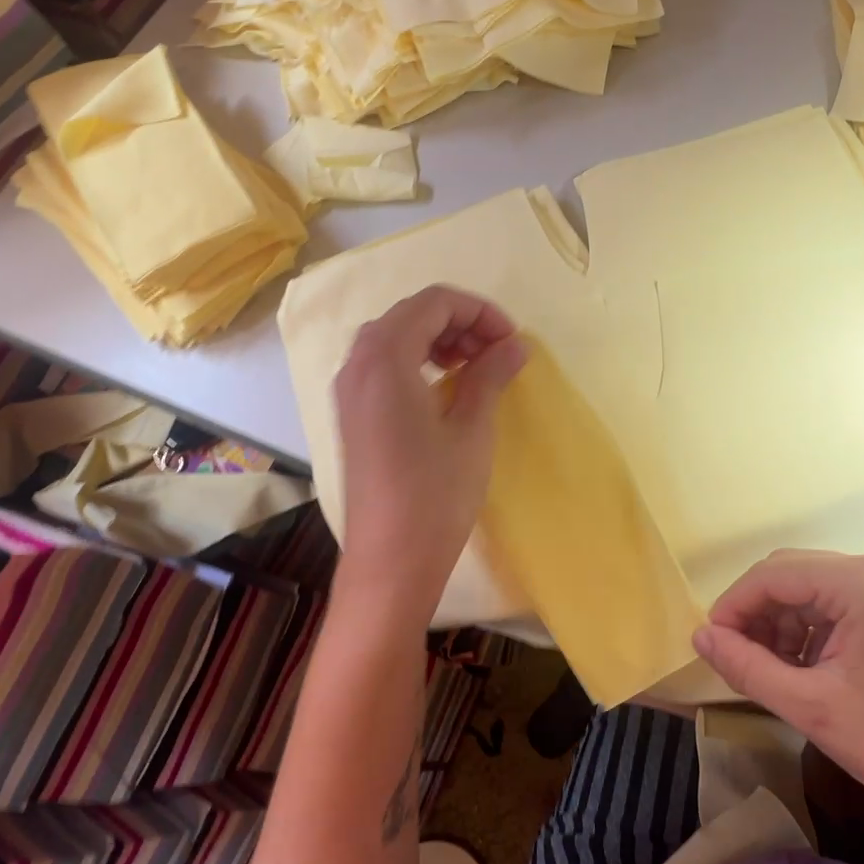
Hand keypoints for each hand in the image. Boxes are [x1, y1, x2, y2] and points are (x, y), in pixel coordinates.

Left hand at [334, 286, 526, 618]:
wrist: (391, 560)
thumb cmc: (436, 494)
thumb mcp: (472, 429)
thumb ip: (490, 376)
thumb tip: (514, 345)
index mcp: (385, 359)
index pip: (433, 303)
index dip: (478, 311)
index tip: (511, 339)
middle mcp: (357, 364)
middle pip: (410, 315)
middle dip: (459, 323)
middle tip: (497, 352)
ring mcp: (349, 391)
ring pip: (394, 338)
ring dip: (438, 340)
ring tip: (474, 368)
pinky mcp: (352, 415)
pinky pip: (383, 366)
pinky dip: (417, 362)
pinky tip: (444, 389)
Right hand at [692, 550, 863, 846]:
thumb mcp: (809, 707)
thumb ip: (747, 666)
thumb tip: (699, 637)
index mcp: (859, 583)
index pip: (774, 574)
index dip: (733, 605)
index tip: (709, 645)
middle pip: (788, 575)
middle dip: (754, 614)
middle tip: (731, 657)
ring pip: (804, 591)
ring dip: (775, 624)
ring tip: (763, 670)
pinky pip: (826, 607)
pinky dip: (800, 632)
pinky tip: (792, 669)